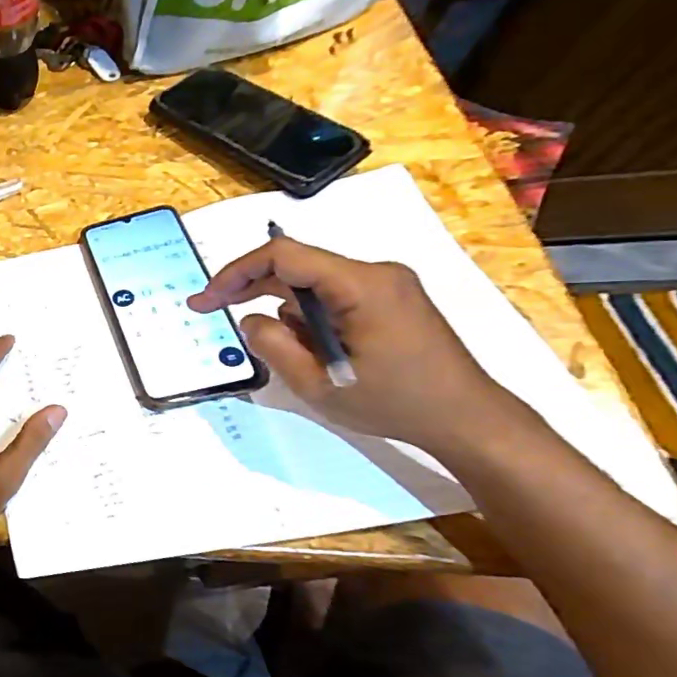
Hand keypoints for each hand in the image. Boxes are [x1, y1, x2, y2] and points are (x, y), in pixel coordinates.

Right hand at [187, 237, 529, 455]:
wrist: (469, 420)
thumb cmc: (396, 404)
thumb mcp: (319, 385)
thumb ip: (273, 346)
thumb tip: (251, 319)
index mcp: (361, 286)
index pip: (283, 256)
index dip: (236, 272)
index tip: (208, 299)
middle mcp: (376, 274)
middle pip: (295, 265)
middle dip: (249, 288)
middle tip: (211, 310)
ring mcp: (386, 285)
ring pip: (311, 284)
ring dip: (285, 312)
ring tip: (294, 358)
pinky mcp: (390, 299)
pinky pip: (332, 295)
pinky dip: (308, 318)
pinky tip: (315, 352)